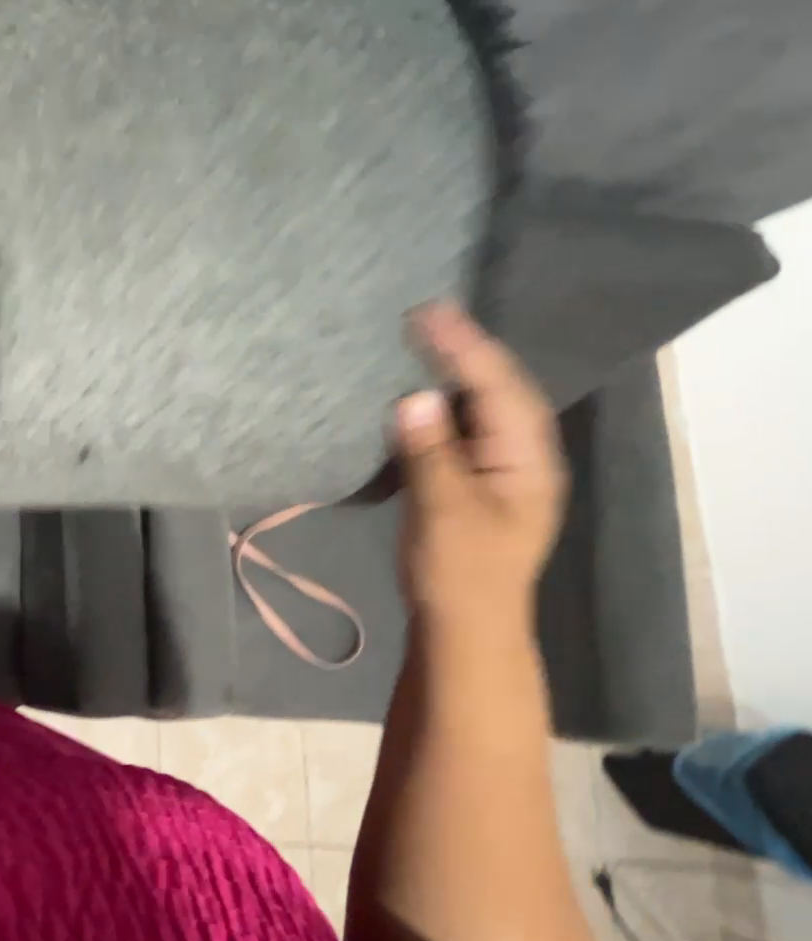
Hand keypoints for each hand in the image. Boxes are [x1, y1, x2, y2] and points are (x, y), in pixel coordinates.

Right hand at [395, 303, 565, 617]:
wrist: (466, 625)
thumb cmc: (460, 572)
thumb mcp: (444, 512)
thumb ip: (431, 454)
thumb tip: (413, 399)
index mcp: (526, 461)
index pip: (497, 391)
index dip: (465, 350)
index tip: (428, 315)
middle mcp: (521, 458)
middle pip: (497, 391)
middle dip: (463, 352)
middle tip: (423, 317)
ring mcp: (499, 471)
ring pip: (480, 409)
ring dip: (454, 374)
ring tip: (421, 343)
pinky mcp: (473, 484)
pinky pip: (460, 431)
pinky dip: (441, 405)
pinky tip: (418, 396)